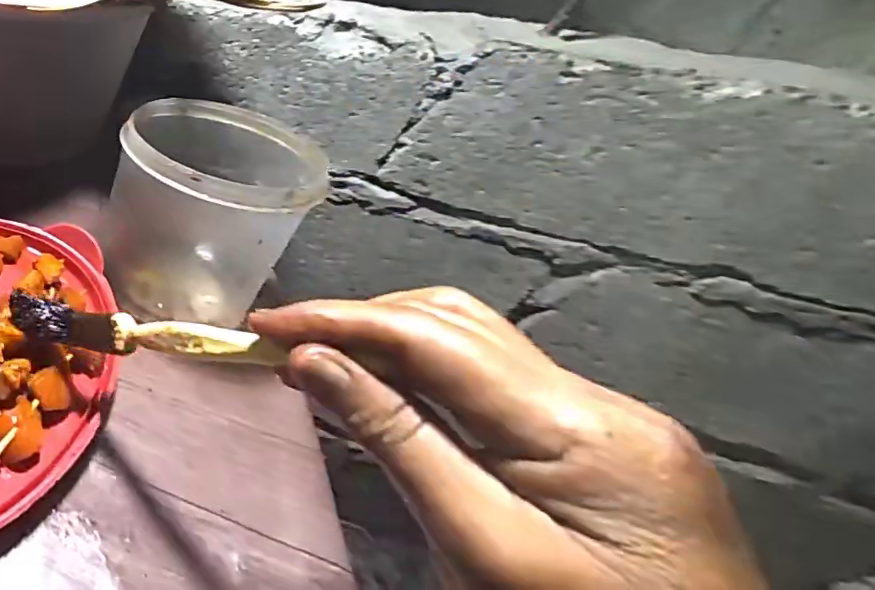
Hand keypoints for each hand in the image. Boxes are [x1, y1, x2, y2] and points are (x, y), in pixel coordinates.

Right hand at [250, 289, 764, 589]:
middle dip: (361, 322)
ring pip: (470, 339)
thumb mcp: (485, 556)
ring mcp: (606, 418)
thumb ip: (398, 444)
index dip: (340, 319)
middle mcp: (600, 402)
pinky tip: (389, 387)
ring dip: (389, 338)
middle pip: (452, 322)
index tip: (268, 324)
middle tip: (290, 344)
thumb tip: (310, 361)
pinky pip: (491, 378)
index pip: (433, 338)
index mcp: (586, 430)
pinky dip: (426, 371)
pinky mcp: (599, 441)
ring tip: (327, 356)